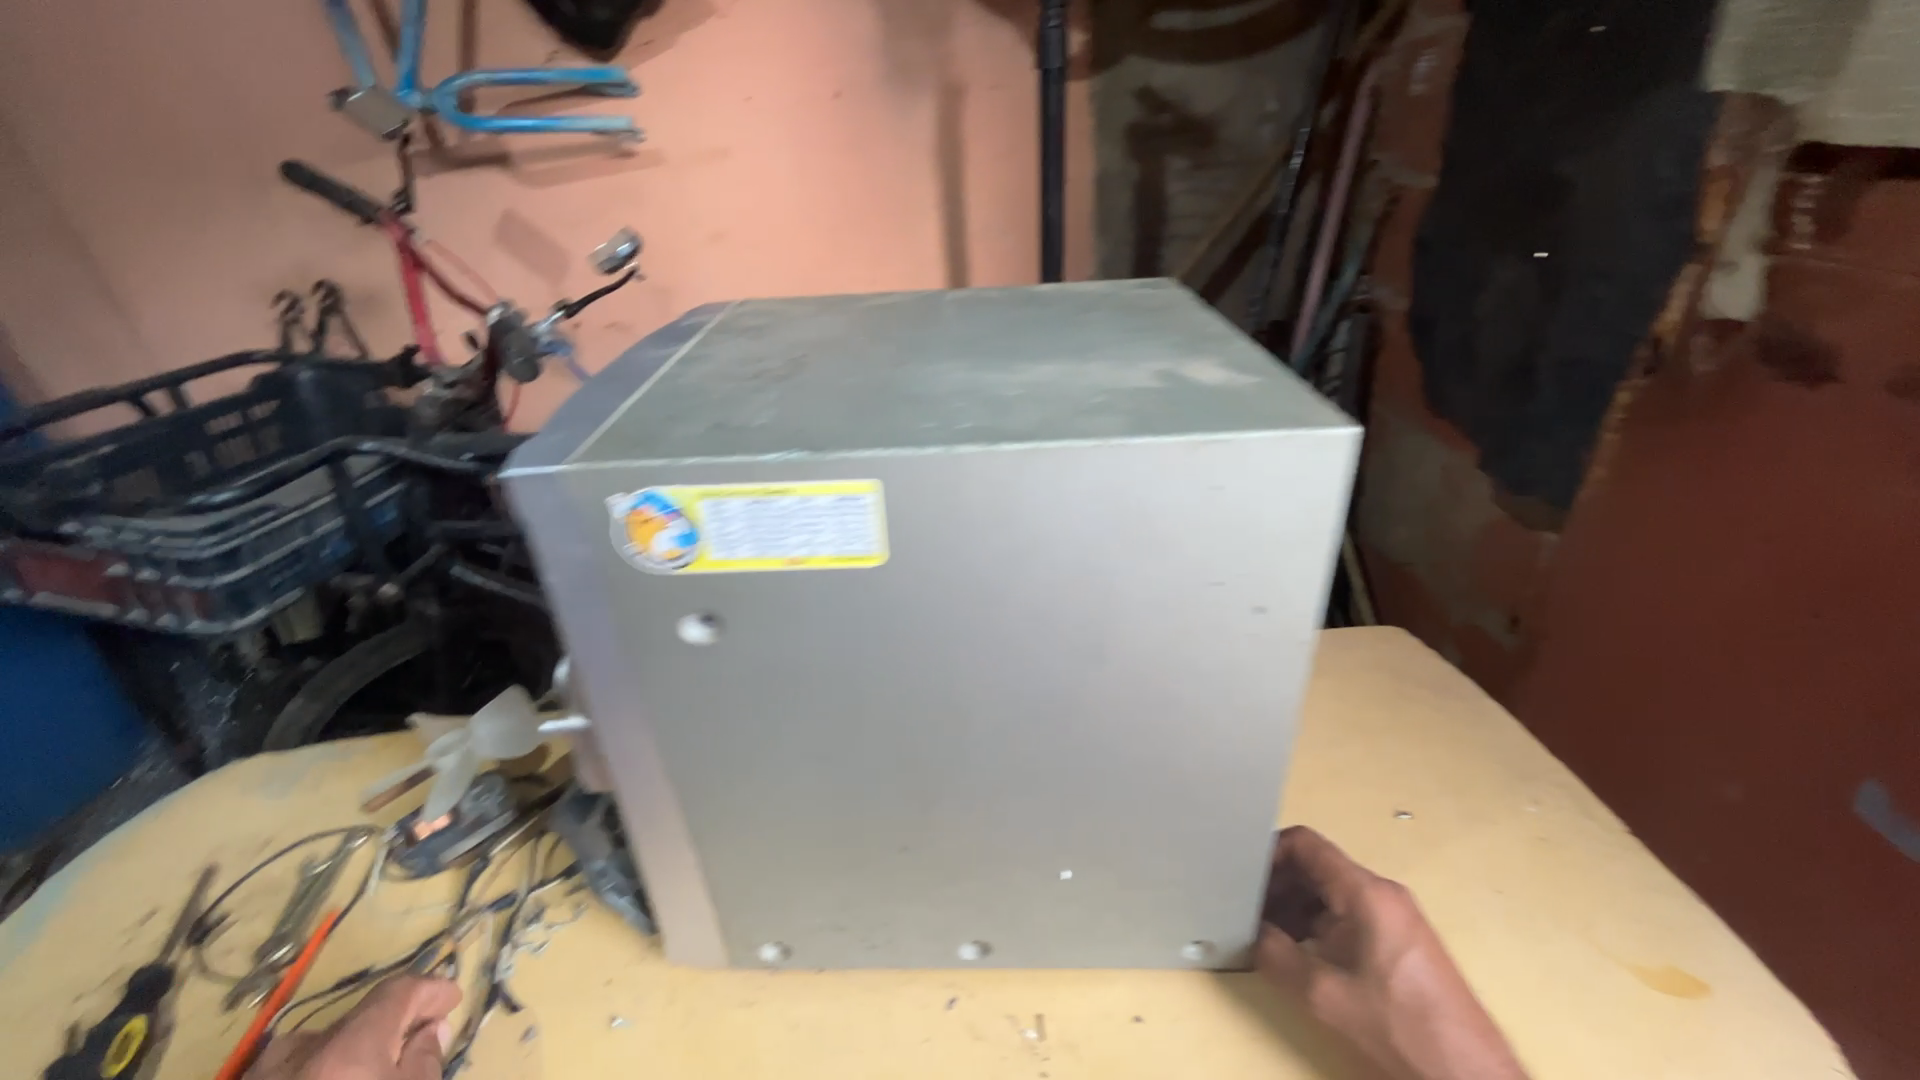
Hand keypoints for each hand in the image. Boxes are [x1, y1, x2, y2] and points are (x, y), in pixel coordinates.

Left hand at [244, 976, 461, 1079]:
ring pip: (315, 1046)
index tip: (451, 999)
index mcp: (351, 1042)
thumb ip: (424, 1060)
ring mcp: (264, 1074)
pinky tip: (324, 1077)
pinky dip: (311, 1071)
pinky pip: (282, 1071)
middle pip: (357, 1018)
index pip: (399, 991)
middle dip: (391, 1023)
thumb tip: (431, 1030)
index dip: (430, 990)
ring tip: (369, 1064)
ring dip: (348, 1048)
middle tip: (418, 1035)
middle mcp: (304, 1048)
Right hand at [1256, 827, 1527, 1079]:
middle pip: (1315, 866)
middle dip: (1276, 884)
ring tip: (1266, 934)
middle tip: (1246, 909)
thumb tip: (1250, 933)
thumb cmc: (1399, 1027)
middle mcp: (1382, 893)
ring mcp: (1394, 915)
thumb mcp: (1321, 993)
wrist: (1466, 1073)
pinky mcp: (1399, 939)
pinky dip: (1315, 923)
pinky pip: (1345, 913)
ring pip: (1328, 891)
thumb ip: (1275, 954)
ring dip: (1293, 906)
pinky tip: (1298, 952)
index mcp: (1365, 892)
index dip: (1266, 851)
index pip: (1304, 843)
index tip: (1240, 873)